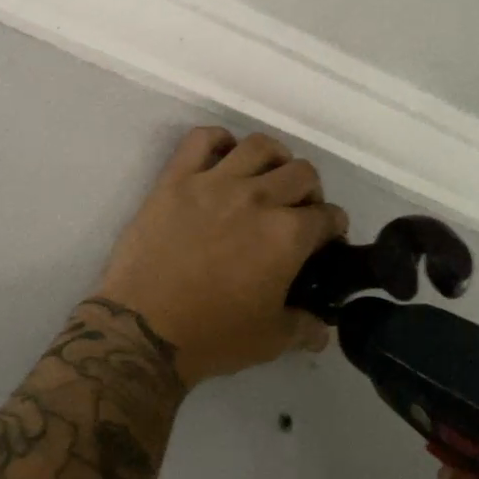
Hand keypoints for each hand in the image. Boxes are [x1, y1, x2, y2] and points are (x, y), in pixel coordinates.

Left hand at [93, 127, 349, 386]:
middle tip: (299, 209)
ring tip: (268, 175)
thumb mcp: (271, 340)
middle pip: (301, 173)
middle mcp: (257, 197)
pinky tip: (223, 154)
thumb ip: (304, 327)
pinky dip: (218, 139)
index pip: (326, 216)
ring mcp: (214, 182)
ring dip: (274, 157)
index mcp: (287, 235)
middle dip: (310, 191)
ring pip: (258, 146)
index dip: (333, 227)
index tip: (326, 237)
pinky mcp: (176, 177)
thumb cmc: (213, 335)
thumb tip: (321, 326)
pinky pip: (201, 138)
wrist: (145, 326)